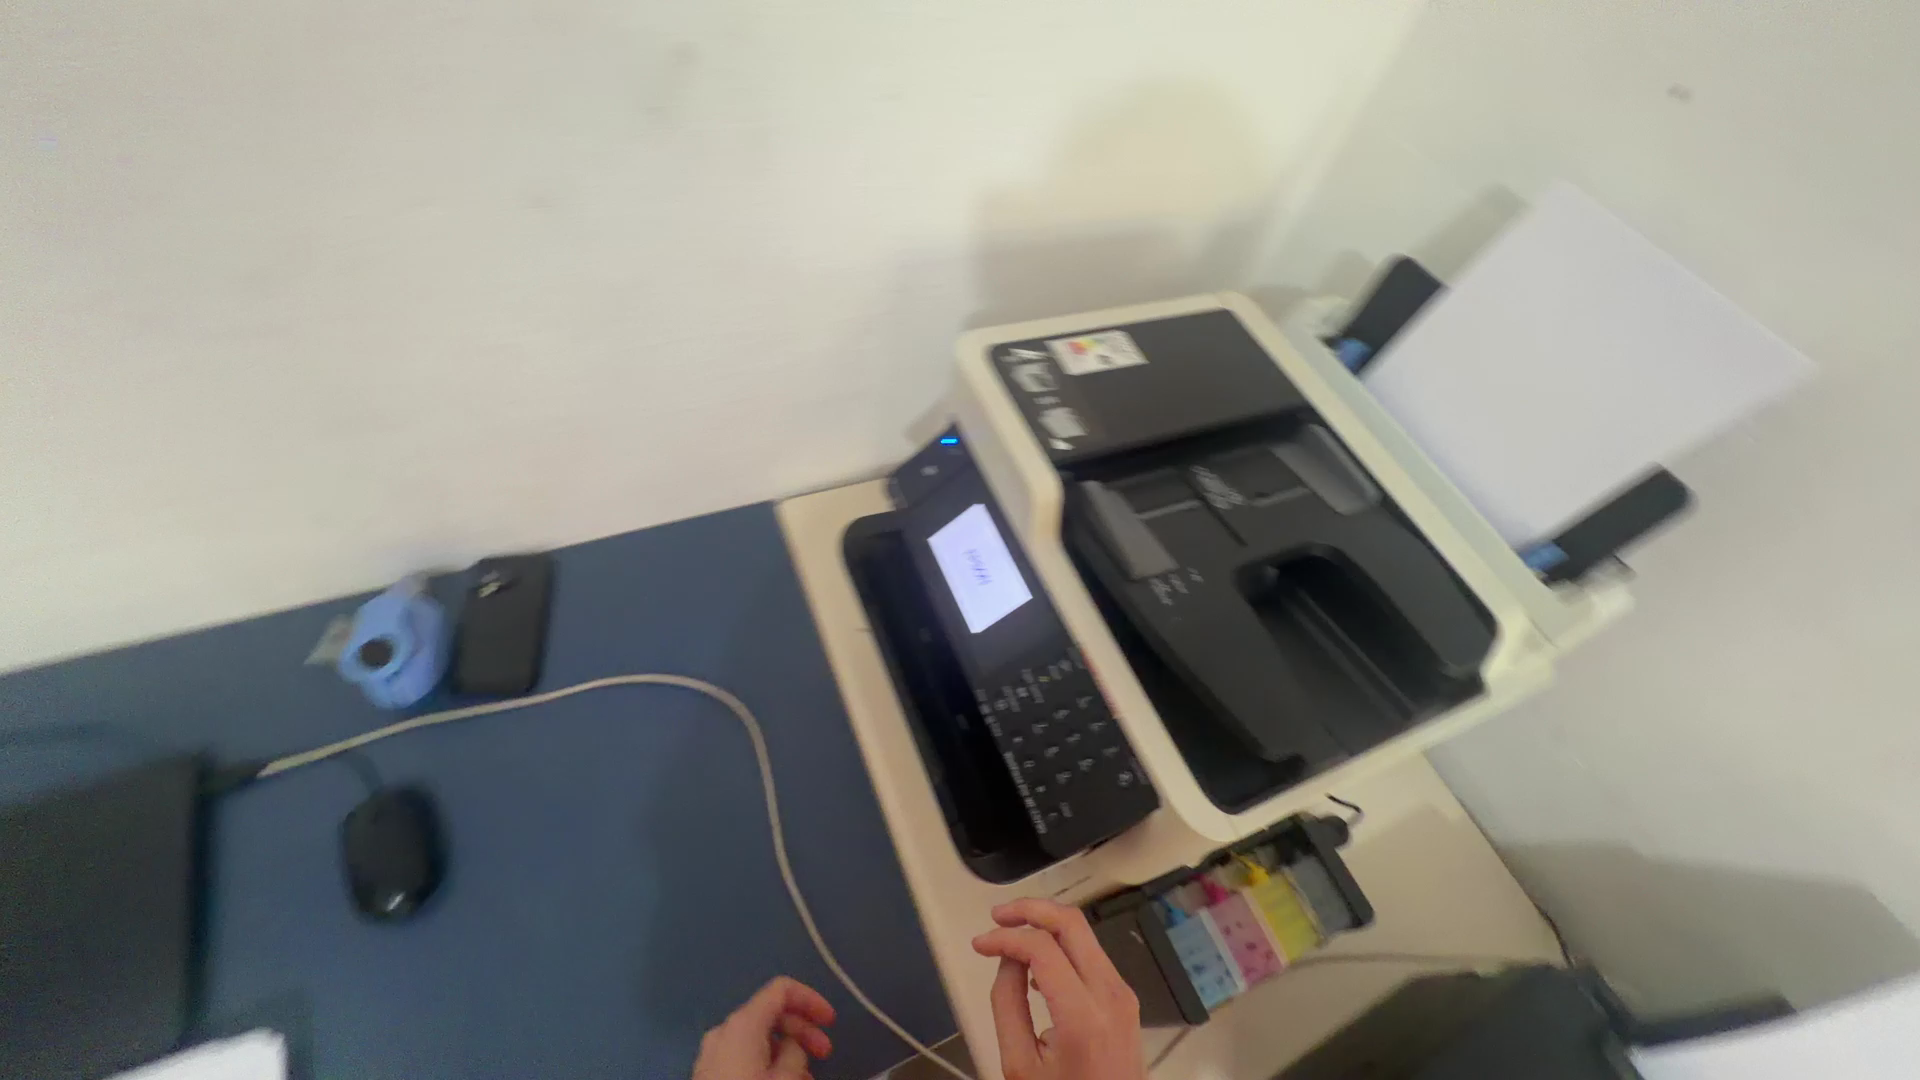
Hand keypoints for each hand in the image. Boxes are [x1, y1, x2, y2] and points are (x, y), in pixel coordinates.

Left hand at [693, 976, 836, 1079]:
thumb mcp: (786, 1079)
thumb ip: (796, 1051)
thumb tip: (791, 1045)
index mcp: (743, 1022)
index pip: (782, 990)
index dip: (811, 999)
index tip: (832, 1023)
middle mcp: (725, 1030)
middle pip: (771, 1013)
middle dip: (803, 1030)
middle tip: (826, 1054)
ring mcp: (713, 1054)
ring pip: (758, 1039)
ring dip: (787, 1051)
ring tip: (807, 1078)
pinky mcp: (708, 1076)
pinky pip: (743, 1058)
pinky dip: (767, 1063)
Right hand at [971, 898, 1145, 1079]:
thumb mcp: (1020, 1066)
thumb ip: (1007, 1004)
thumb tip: (1008, 958)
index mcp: (1084, 1016)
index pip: (1042, 948)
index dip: (1005, 936)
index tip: (979, 944)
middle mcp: (1111, 994)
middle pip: (1071, 922)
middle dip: (1030, 908)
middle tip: (997, 915)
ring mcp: (1123, 993)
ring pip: (1083, 932)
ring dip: (1045, 923)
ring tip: (1010, 933)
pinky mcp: (1124, 997)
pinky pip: (1090, 953)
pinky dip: (1061, 943)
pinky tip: (1036, 960)